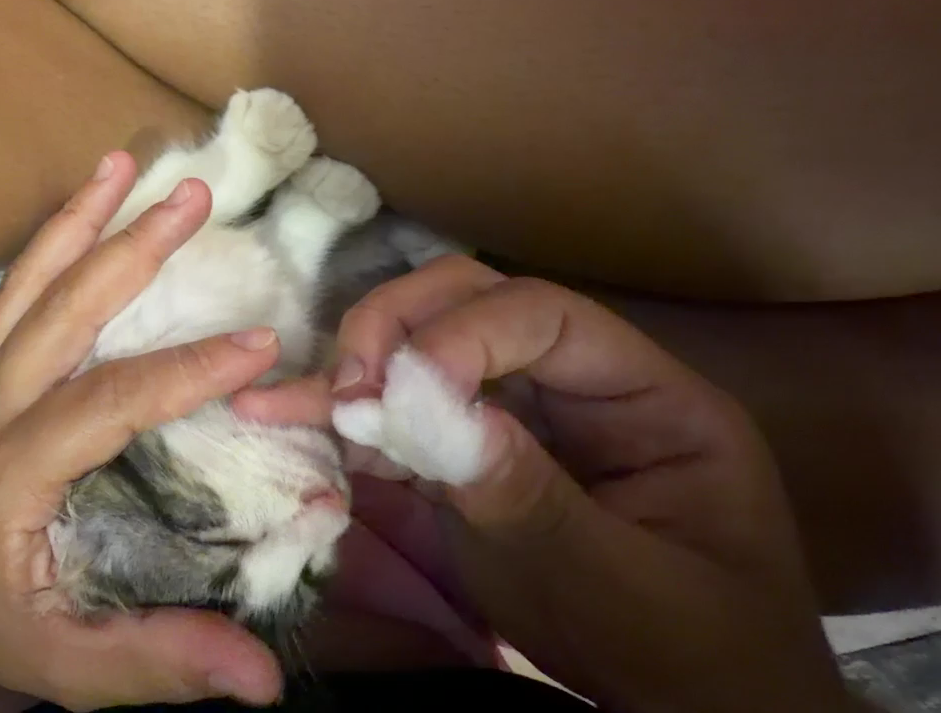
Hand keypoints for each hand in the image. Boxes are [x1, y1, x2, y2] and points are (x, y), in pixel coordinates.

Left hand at [0, 153, 305, 709]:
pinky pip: (15, 286)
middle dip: (132, 251)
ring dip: (82, 218)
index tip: (258, 343)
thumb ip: (158, 663)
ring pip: (28, 280)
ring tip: (127, 161)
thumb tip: (262, 680)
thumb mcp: (72, 666)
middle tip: (195, 199)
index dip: (182, 373)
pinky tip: (88, 198)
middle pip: (59, 311)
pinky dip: (53, 235)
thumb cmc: (3, 621)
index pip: (103, 405)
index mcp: (7, 474)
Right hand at [330, 255, 853, 712]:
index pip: (540, 314)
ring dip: (351, 364)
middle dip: (393, 328)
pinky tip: (281, 413)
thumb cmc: (677, 659)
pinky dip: (335, 411)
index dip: (461, 334)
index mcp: (644, 397)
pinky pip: (389, 405)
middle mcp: (568, 381)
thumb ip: (524, 491)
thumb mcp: (615, 585)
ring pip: (413, 337)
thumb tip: (426, 406)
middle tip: (347, 387)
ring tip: (291, 401)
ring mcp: (506, 409)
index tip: (399, 395)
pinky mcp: (455, 445)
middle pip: (465, 299)